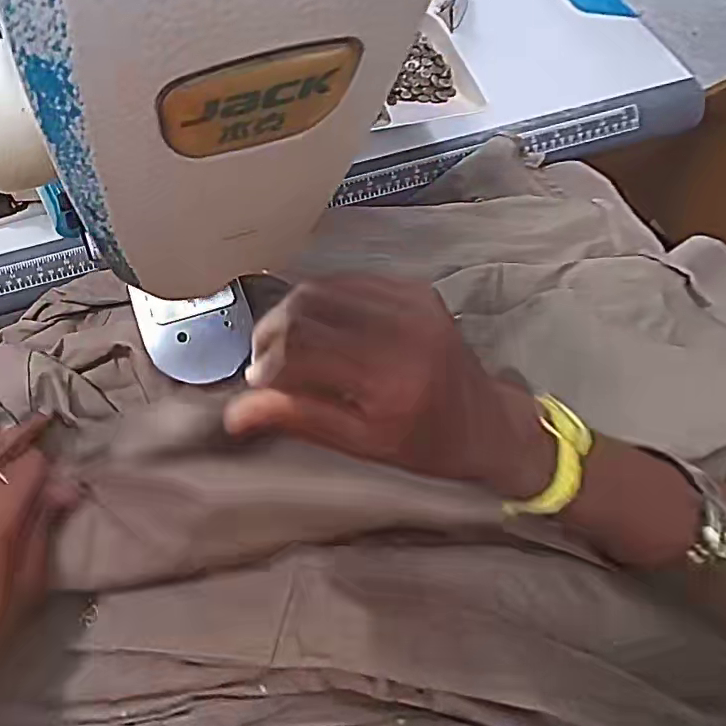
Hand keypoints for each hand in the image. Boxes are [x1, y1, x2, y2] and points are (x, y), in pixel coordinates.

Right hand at [222, 274, 552, 498]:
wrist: (490, 422)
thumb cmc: (425, 443)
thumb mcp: (359, 444)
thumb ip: (296, 418)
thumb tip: (234, 414)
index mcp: (389, 375)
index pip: (301, 345)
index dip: (267, 361)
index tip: (258, 382)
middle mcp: (400, 327)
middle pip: (304, 307)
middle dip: (271, 333)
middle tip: (265, 361)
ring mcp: (409, 300)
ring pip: (319, 288)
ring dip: (289, 314)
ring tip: (285, 344)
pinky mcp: (412, 287)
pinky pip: (345, 281)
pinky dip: (318, 301)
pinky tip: (316, 327)